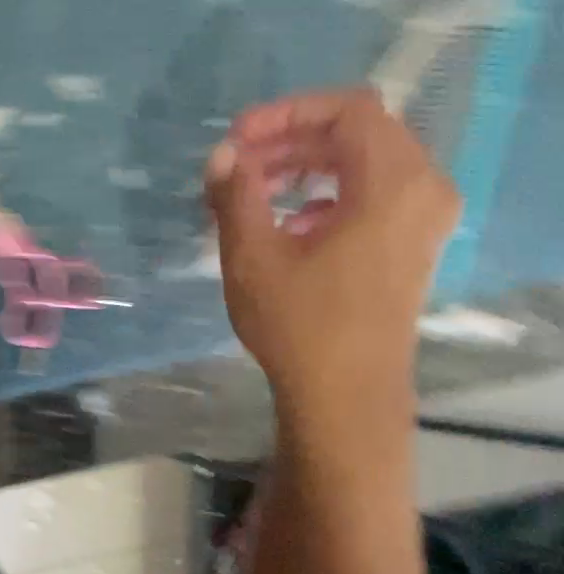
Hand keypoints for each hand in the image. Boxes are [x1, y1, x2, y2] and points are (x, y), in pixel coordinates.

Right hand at [205, 88, 459, 419]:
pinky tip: (288, 225)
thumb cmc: (297, 322)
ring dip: (308, 167)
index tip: (234, 140)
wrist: (345, 386)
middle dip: (294, 140)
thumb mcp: (251, 258)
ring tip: (253, 194)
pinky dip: (329, 193)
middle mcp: (423, 185)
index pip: (349, 112)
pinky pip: (375, 192)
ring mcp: (425, 214)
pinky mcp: (413, 239)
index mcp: (392, 181)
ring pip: (368, 162)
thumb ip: (237, 199)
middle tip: (235, 166)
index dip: (287, 115)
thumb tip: (224, 157)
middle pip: (361, 133)